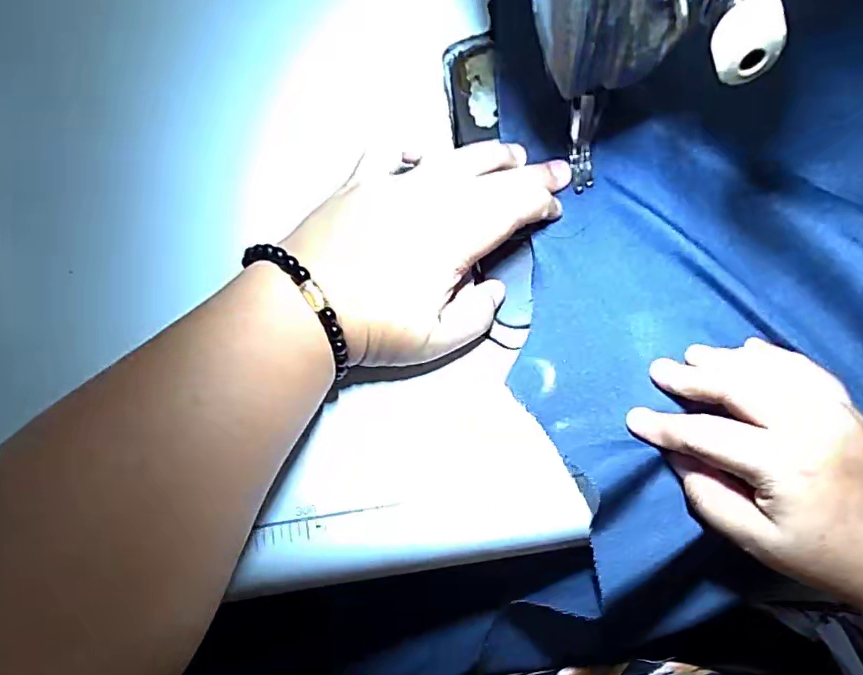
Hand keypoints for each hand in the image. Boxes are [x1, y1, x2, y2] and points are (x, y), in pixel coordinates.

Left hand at [277, 142, 569, 367]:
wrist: (306, 306)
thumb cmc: (375, 328)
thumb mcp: (440, 339)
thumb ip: (478, 314)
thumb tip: (493, 288)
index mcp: (455, 235)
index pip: (512, 206)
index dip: (539, 202)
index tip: (556, 207)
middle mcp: (430, 199)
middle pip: (490, 176)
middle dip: (528, 173)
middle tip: (552, 172)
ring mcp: (393, 185)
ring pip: (450, 156)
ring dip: (485, 156)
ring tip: (507, 155)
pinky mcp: (360, 182)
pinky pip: (391, 150)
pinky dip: (414, 147)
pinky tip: (425, 154)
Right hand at [625, 340, 862, 624]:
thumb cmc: (825, 558)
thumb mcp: (759, 542)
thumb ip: (712, 498)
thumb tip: (681, 460)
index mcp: (783, 462)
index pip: (710, 434)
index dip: (668, 427)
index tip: (634, 418)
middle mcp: (808, 423)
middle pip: (740, 386)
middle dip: (695, 378)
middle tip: (659, 370)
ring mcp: (833, 409)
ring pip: (771, 369)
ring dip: (729, 360)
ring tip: (694, 356)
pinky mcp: (848, 407)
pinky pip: (805, 369)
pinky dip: (773, 356)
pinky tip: (751, 350)